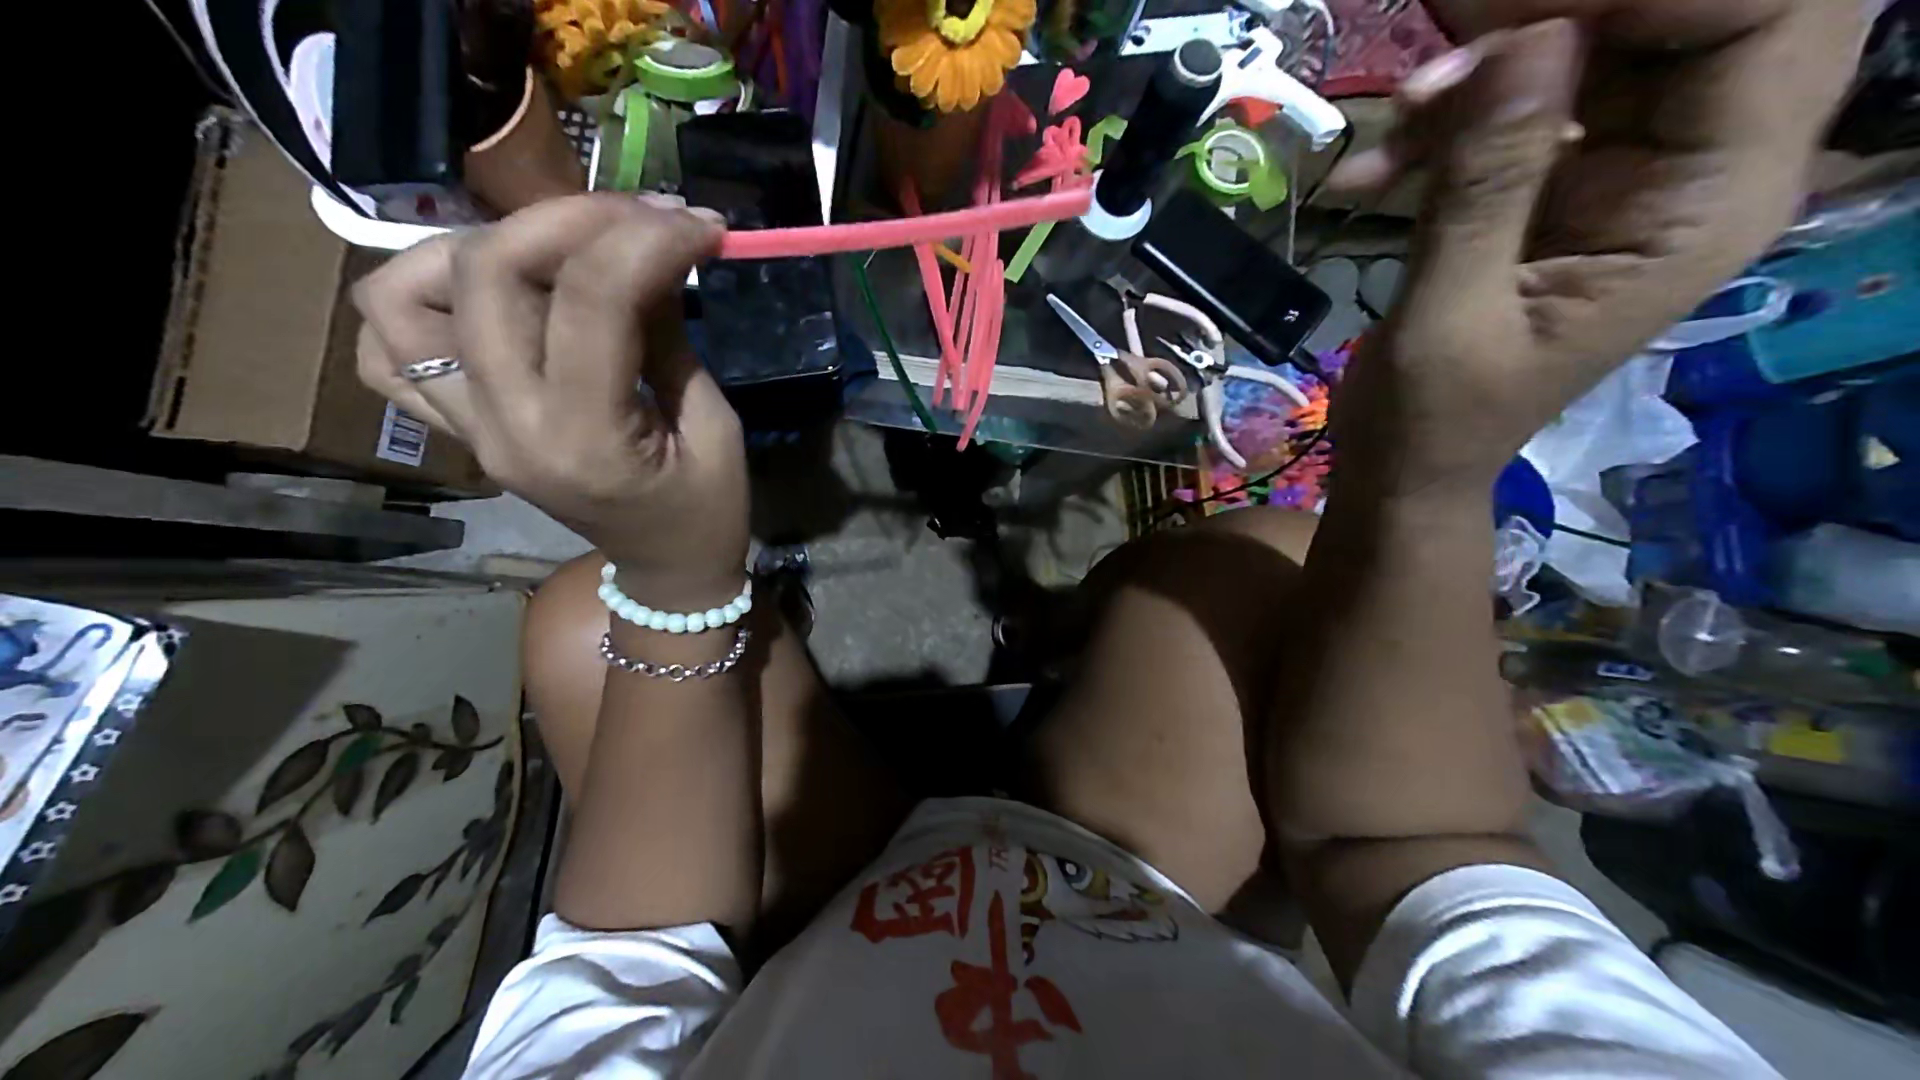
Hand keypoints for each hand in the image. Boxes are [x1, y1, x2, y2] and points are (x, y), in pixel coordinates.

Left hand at [353, 195, 746, 605]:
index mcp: (589, 438)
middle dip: (570, 219)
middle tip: (639, 217)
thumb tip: (654, 252)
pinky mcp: (457, 427)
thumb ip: (670, 335)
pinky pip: (389, 349)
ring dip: (481, 246)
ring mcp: (468, 427)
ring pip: (404, 295)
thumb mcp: (714, 425)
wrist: (666, 569)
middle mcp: (508, 427)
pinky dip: (422, 299)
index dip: (646, 239)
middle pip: (488, 273)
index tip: (698, 225)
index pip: (591, 300)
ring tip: (557, 250)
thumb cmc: (708, 509)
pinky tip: (488, 295)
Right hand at [1329, 1, 1864, 496]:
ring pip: (1593, 56)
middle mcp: (1691, 171)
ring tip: (1396, 116)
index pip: (1761, 19)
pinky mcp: (1553, 190)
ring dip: (1485, 73)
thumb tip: (1527, 43)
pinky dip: (1442, 129)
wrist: (1409, 462)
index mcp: (1706, 207)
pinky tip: (1370, 170)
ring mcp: (1620, 176)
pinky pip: (1517, 117)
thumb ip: (1488, 189)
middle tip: (1454, 34)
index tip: (1516, 12)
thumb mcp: (1450, 316)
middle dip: (1565, 12)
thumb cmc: (1433, 419)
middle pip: (1689, 18)